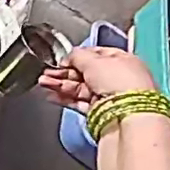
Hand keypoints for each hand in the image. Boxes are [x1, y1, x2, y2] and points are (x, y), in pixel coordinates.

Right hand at [38, 47, 158, 112]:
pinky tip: (50, 95)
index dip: (78, 56)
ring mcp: (108, 96)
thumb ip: (77, 56)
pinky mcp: (100, 112)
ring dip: (60, 84)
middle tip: (47, 72)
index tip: (63, 59)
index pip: (96, 54)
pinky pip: (78, 102)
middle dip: (64, 72)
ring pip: (79, 88)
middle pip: (84, 72)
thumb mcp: (94, 60)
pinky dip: (64, 98)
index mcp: (122, 60)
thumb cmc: (120, 82)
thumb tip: (69, 56)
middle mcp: (116, 78)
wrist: (126, 115)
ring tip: (43, 83)